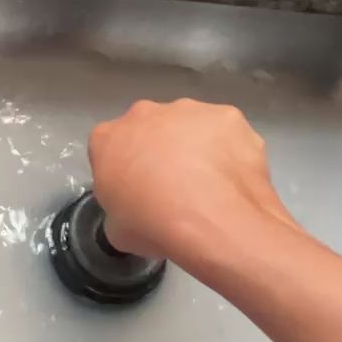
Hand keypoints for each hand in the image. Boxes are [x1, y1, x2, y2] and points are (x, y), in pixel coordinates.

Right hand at [89, 99, 299, 263]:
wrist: (211, 217)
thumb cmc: (152, 224)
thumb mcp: (117, 231)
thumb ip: (119, 210)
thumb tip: (134, 211)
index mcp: (108, 138)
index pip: (109, 149)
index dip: (124, 172)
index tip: (138, 193)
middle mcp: (143, 114)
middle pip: (148, 129)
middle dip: (158, 152)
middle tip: (174, 188)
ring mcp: (187, 110)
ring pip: (188, 126)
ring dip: (193, 147)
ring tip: (209, 185)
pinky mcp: (227, 115)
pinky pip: (224, 132)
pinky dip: (227, 150)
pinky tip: (233, 177)